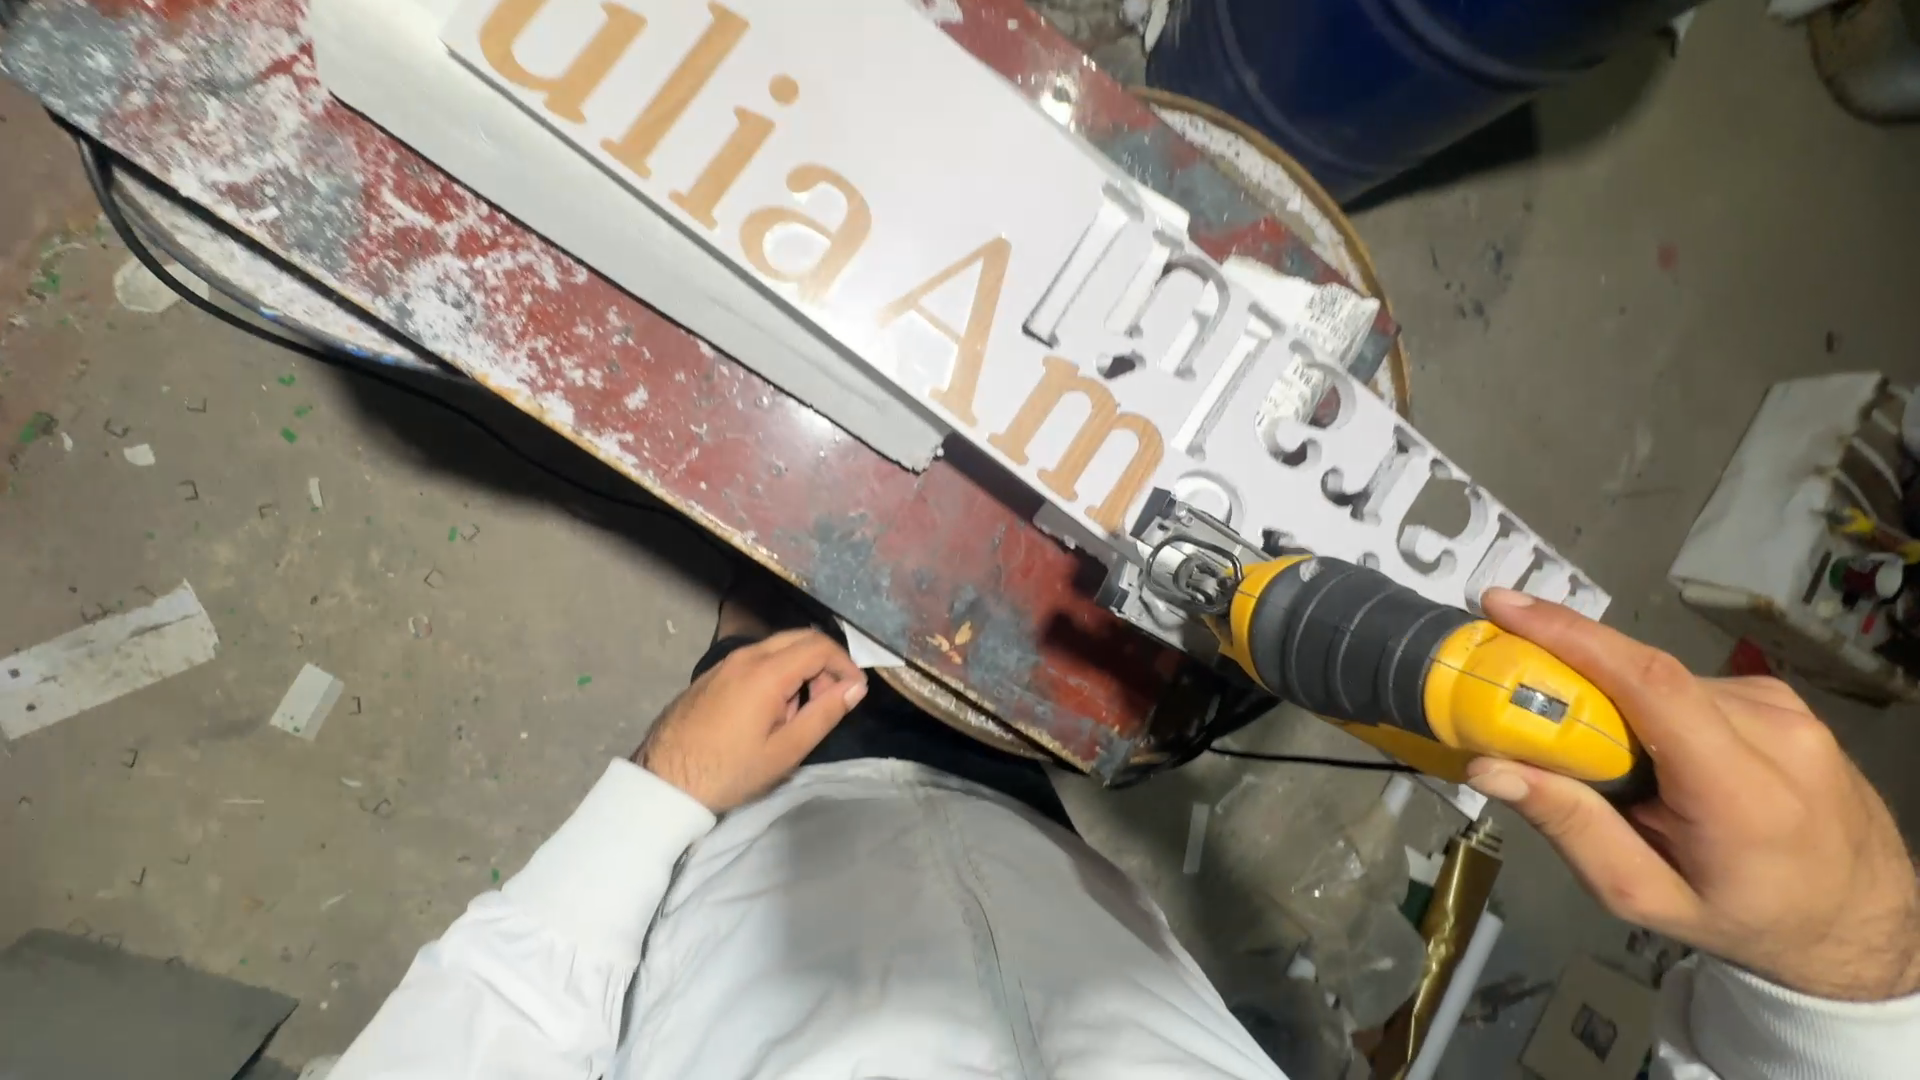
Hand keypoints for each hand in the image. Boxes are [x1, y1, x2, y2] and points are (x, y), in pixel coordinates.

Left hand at [635, 629, 866, 812]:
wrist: (663, 782)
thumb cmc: (730, 771)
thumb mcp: (786, 750)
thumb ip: (825, 713)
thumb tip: (855, 687)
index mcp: (767, 672)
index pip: (820, 646)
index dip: (845, 664)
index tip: (854, 692)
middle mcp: (746, 655)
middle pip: (800, 638)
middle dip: (824, 663)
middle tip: (830, 699)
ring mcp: (725, 662)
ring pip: (778, 647)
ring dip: (800, 669)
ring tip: (798, 713)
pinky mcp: (712, 674)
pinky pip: (757, 659)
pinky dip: (777, 672)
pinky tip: (770, 711)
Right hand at [1466, 589, 1919, 1001]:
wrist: (1863, 930)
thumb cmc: (1743, 918)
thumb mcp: (1642, 895)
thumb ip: (1569, 827)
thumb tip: (1486, 768)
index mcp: (1744, 790)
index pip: (1651, 683)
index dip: (1572, 636)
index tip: (1502, 605)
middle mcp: (1776, 733)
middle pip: (1641, 672)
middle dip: (1562, 666)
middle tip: (1503, 679)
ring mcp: (1788, 712)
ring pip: (1657, 675)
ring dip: (1603, 690)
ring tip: (1585, 739)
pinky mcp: (1782, 702)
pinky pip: (1681, 681)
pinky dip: (1637, 697)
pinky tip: (1637, 739)